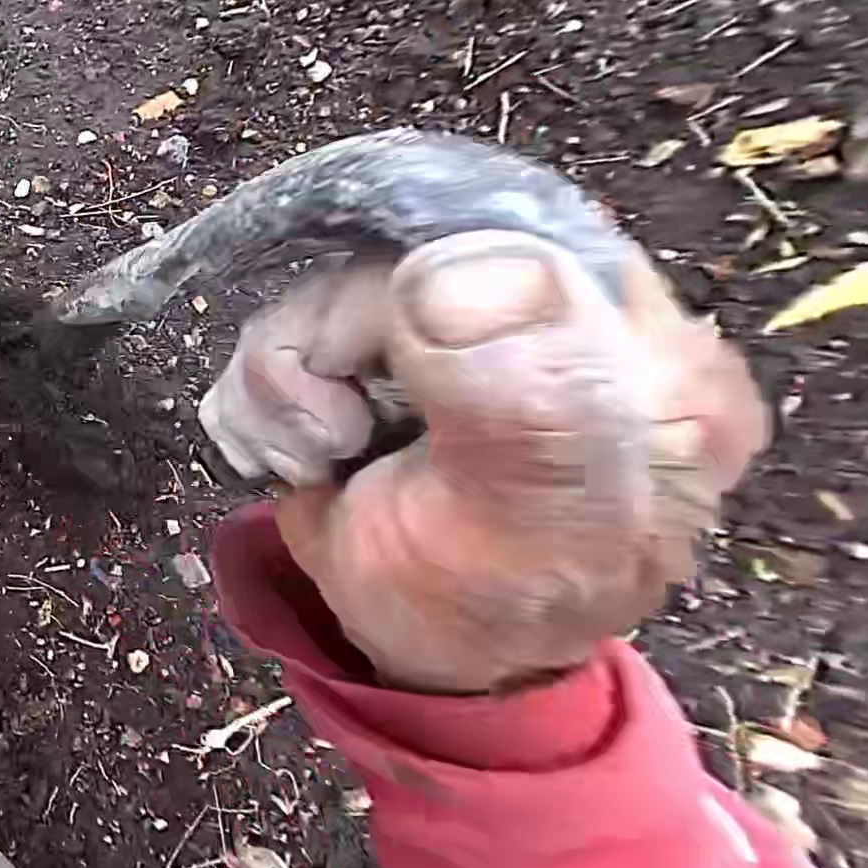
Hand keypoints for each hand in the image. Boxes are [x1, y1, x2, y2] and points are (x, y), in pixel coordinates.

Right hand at [204, 232, 766, 693]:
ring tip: (323, 462)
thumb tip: (448, 270)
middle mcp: (513, 307)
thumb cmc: (492, 606)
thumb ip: (529, 409)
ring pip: (298, 305)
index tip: (392, 385)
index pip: (501, 225)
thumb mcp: (535, 530)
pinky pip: (261, 343)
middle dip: (326, 368)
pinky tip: (300, 459)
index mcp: (611, 327)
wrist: (414, 641)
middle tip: (347, 444)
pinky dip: (256, 411)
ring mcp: (415, 328)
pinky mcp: (343, 356)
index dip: (419, 289)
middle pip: (371, 267)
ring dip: (283, 403)